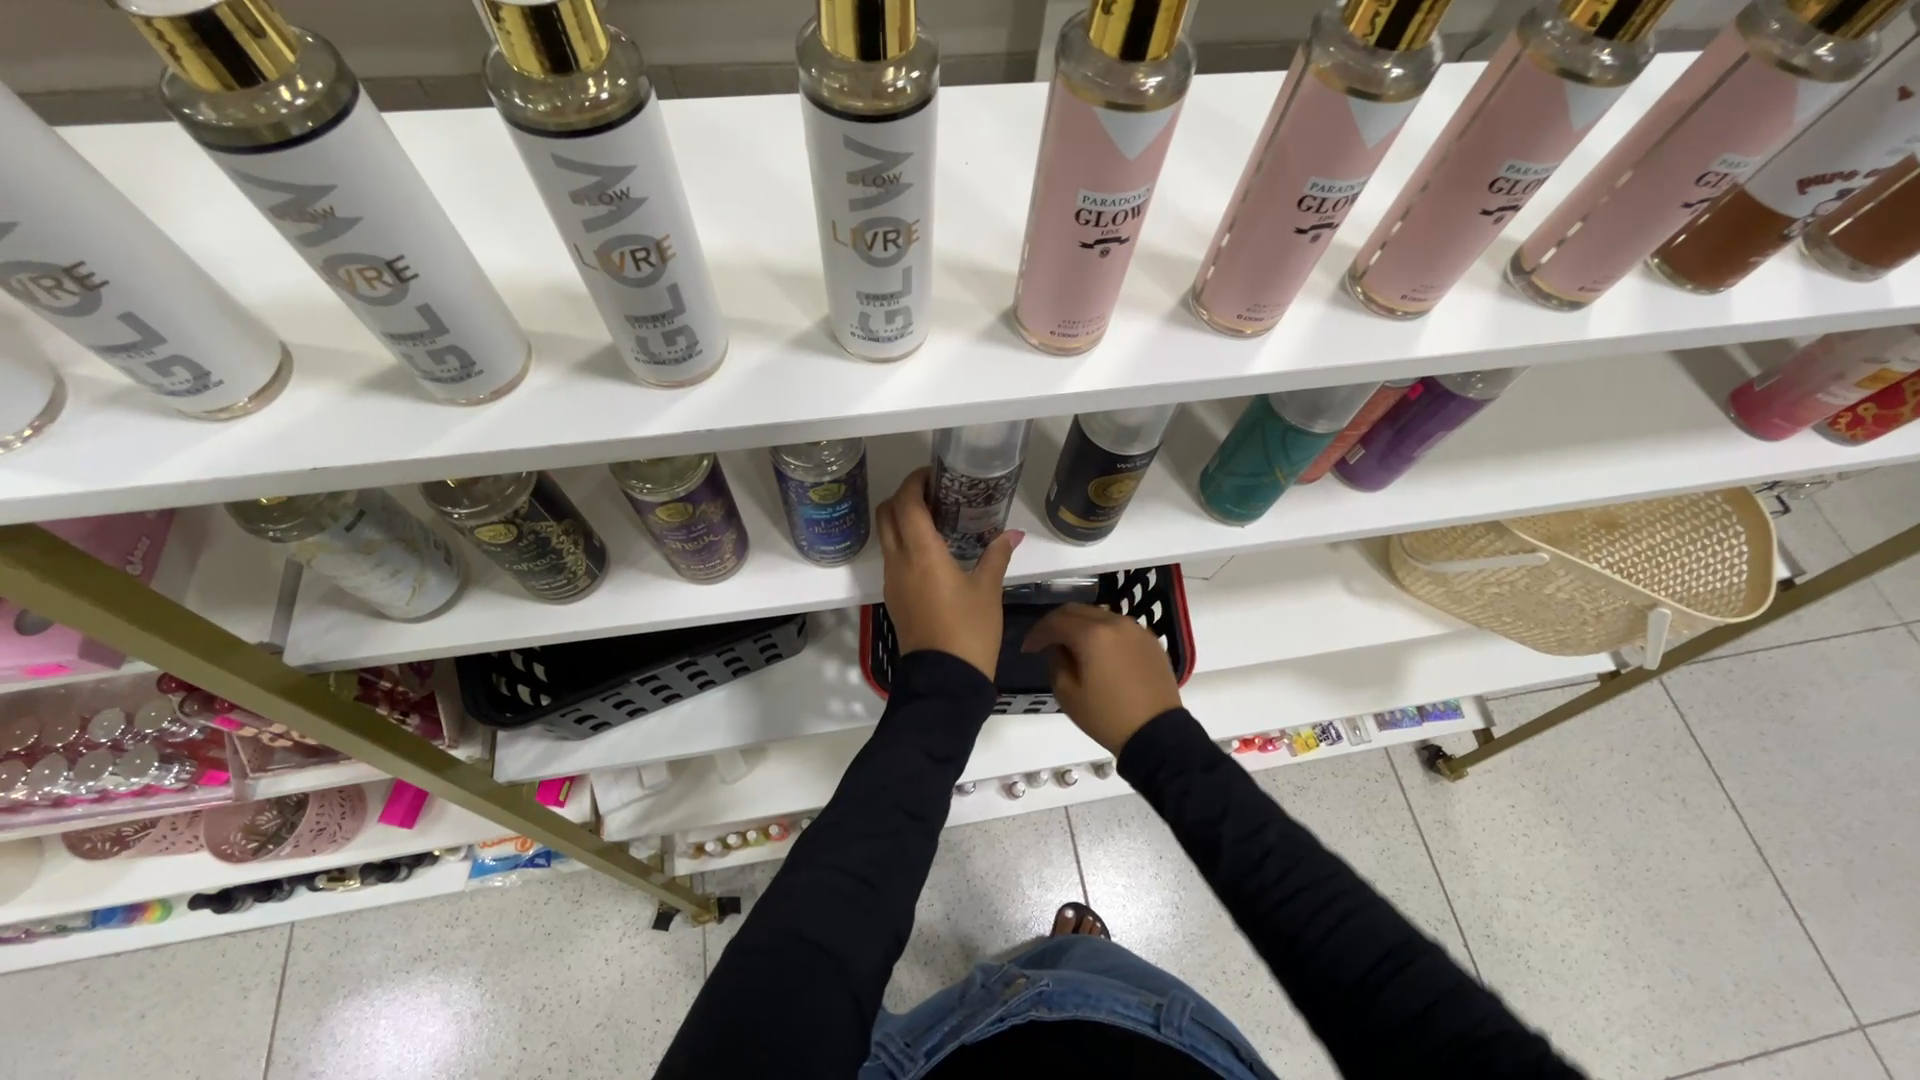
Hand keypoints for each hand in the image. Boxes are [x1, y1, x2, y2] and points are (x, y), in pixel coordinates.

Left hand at [876, 467, 1021, 679]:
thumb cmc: (969, 630)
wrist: (945, 678)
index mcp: (921, 552)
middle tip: (934, 494)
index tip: (934, 475)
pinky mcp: (894, 597)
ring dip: (903, 520)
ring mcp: (892, 580)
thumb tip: (1012, 534)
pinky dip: (905, 543)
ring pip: (886, 536)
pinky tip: (934, 551)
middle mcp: (898, 561)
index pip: (905, 502)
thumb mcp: (988, 590)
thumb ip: (996, 556)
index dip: (914, 482)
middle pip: (886, 514)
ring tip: (937, 520)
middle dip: (904, 496)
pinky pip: (893, 558)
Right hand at [1022, 604, 1181, 753]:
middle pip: (1077, 611)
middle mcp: (1115, 622)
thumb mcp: (1067, 694)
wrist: (1156, 733)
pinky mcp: (1150, 640)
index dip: (1038, 633)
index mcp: (1092, 635)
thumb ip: (1056, 662)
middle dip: (1056, 623)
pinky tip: (1098, 651)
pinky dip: (1103, 632)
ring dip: (1080, 625)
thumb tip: (1056, 648)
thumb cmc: (1106, 716)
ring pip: (1100, 615)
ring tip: (1071, 645)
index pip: (1056, 622)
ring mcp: (1136, 629)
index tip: (1028, 648)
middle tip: (1045, 641)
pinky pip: (1119, 627)